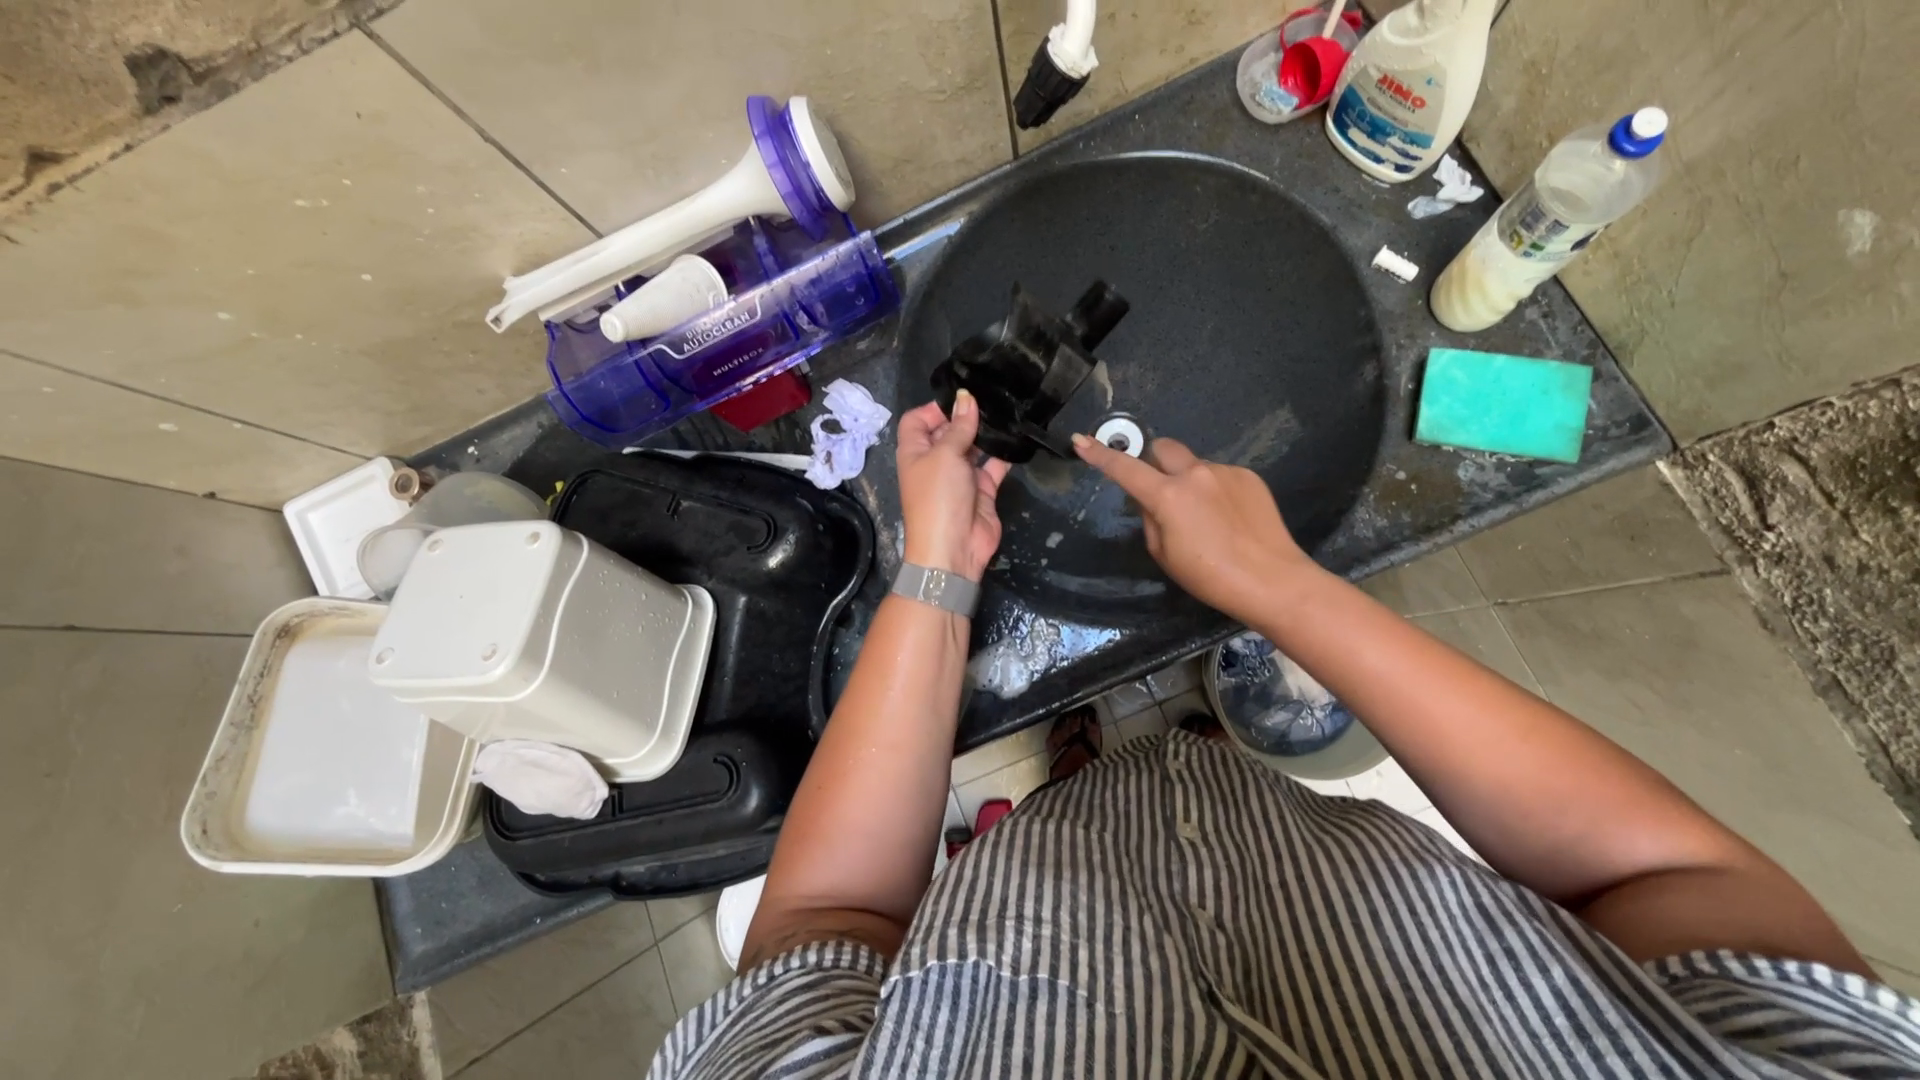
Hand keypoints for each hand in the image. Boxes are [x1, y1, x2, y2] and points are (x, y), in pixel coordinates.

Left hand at [896, 391, 1011, 581]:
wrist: (953, 550)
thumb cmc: (938, 497)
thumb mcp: (945, 455)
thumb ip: (958, 427)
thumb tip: (966, 397)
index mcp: (915, 452)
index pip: (916, 421)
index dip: (934, 408)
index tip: (961, 398)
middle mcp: (935, 462)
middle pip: (947, 431)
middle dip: (966, 416)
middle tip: (992, 398)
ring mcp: (960, 476)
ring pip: (973, 447)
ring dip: (986, 433)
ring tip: (1007, 411)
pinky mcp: (982, 490)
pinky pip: (994, 466)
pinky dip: (1004, 454)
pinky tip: (1018, 437)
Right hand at [1072, 433, 1318, 618]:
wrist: (1272, 580)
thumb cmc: (1209, 577)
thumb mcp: (1164, 555)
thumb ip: (1150, 520)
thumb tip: (1150, 501)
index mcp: (1168, 496)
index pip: (1125, 469)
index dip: (1099, 456)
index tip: (1080, 440)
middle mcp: (1195, 474)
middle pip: (1163, 448)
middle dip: (1154, 462)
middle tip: (1160, 491)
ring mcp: (1225, 472)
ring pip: (1194, 466)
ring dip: (1189, 482)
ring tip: (1207, 521)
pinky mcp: (1249, 478)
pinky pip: (1220, 476)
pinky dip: (1215, 492)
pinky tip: (1229, 520)